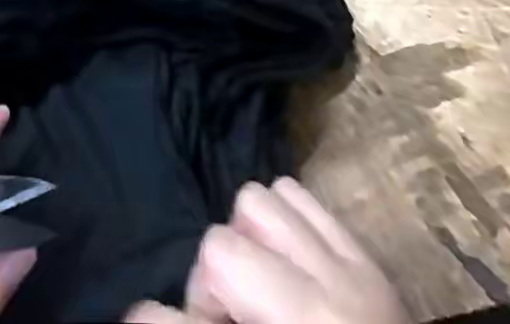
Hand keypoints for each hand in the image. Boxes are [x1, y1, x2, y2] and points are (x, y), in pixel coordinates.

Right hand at [125, 178, 410, 323]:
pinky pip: (301, 197)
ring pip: (259, 201)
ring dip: (247, 240)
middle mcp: (320, 309)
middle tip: (227, 318)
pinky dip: (283, 220)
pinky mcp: (368, 261)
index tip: (147, 316)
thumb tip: (140, 312)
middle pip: (219, 245)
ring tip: (260, 285)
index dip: (152, 316)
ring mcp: (352, 277)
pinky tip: (288, 261)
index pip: (187, 315)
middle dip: (210, 283)